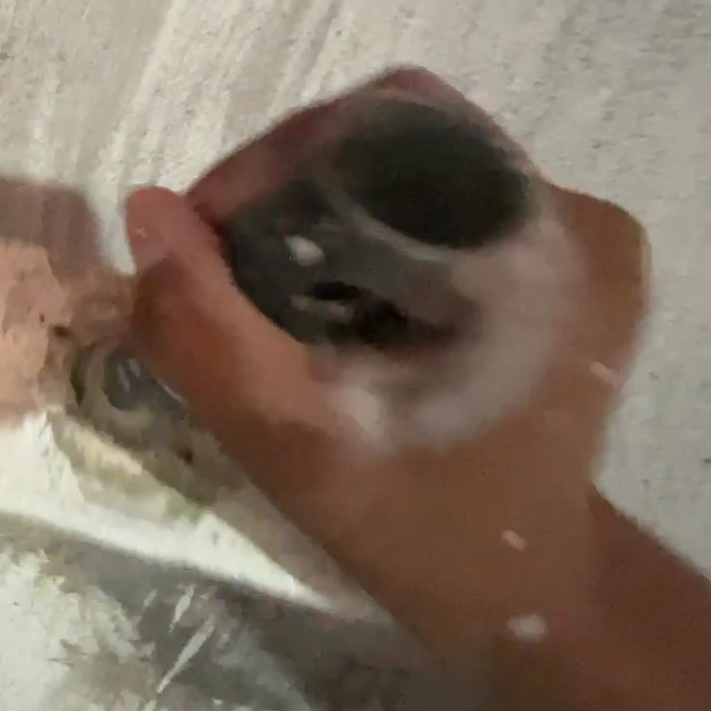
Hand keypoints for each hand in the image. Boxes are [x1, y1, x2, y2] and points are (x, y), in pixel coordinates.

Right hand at [123, 67, 650, 664]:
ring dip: (295, 215)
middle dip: (269, 194)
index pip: (375, 122)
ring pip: (383, 169)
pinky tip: (311, 302)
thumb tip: (145, 205)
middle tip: (218, 276)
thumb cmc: (412, 519)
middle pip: (376, 138)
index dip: (266, 165)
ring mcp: (560, 235)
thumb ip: (201, 323)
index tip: (205, 242)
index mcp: (537, 241)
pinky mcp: (540, 262)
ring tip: (256, 293)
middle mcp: (565, 213)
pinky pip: (406, 206)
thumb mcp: (282, 432)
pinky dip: (334, 237)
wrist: (517, 587)